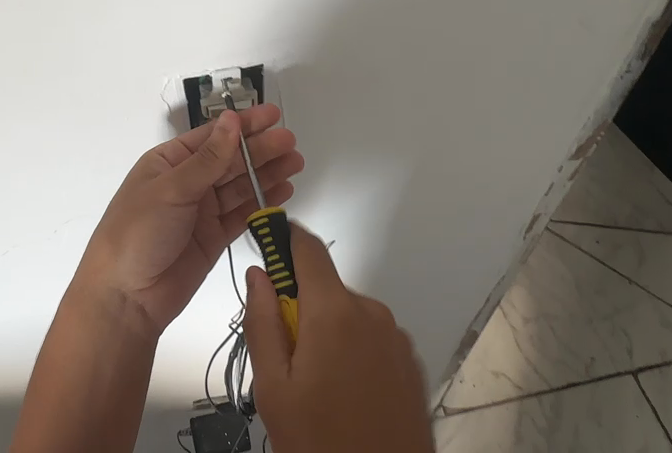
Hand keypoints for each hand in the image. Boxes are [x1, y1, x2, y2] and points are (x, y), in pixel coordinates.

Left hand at [73, 105, 301, 335]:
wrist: (126, 297)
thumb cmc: (138, 232)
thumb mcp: (172, 189)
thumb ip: (208, 159)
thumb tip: (231, 120)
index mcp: (169, 161)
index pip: (212, 136)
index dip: (243, 125)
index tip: (273, 115)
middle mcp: (187, 182)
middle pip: (230, 160)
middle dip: (261, 150)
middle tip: (291, 142)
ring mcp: (202, 211)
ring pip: (240, 185)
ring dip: (267, 173)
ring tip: (296, 163)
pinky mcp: (214, 237)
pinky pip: (243, 213)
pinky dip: (263, 202)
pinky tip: (284, 191)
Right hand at [242, 226, 433, 452]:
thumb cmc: (319, 444)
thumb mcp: (274, 389)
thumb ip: (262, 322)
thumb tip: (259, 273)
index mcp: (335, 312)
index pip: (308, 248)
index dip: (284, 239)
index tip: (264, 244)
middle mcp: (372, 313)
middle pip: (325, 288)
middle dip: (301, 308)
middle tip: (287, 361)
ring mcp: (397, 339)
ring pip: (348, 315)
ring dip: (328, 333)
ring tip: (318, 390)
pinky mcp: (412, 364)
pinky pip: (371, 339)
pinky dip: (354, 353)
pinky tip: (348, 397)